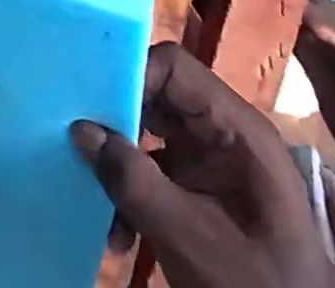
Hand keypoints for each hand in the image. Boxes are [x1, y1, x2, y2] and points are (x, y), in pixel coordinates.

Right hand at [68, 43, 325, 287]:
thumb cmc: (255, 286)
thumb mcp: (190, 237)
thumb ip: (135, 182)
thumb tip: (82, 130)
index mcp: (236, 127)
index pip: (175, 68)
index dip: (133, 76)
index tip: (93, 107)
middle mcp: (224, 132)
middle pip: (158, 98)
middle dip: (117, 123)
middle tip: (79, 147)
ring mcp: (214, 160)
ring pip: (151, 134)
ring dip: (120, 166)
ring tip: (98, 205)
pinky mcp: (203, 188)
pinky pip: (156, 169)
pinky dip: (132, 192)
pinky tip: (120, 233)